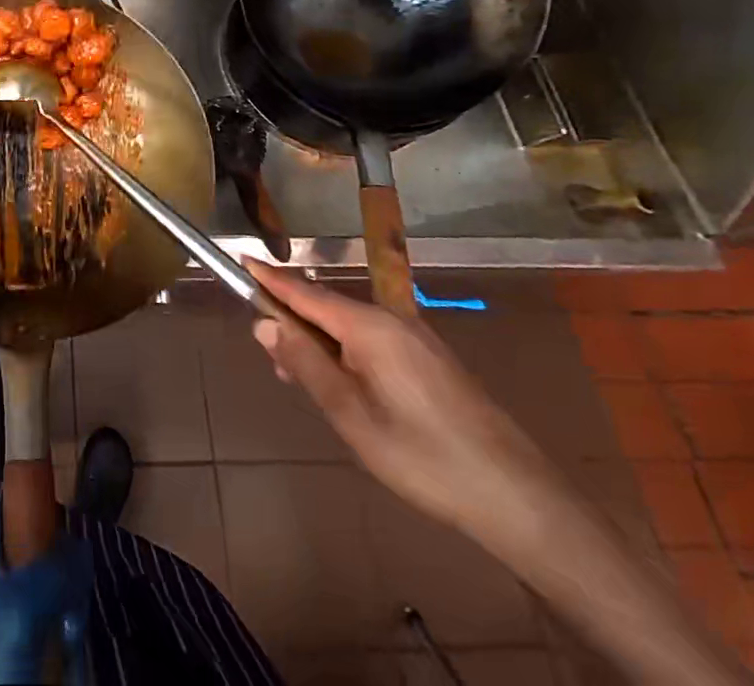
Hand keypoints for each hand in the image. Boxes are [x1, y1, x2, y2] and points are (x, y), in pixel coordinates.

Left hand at [0, 504, 91, 685]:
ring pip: (52, 597)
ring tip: (66, 638)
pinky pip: (50, 634)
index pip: (13, 509)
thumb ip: (56, 567)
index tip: (69, 527)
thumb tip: (82, 545)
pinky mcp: (15, 651)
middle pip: (42, 556)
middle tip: (70, 601)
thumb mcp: (22, 601)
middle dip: (64, 577)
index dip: (41, 508)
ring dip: (67, 615)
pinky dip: (61, 646)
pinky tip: (60, 662)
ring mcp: (3, 618)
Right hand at [245, 259, 553, 530]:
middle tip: (273, 362)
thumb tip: (265, 324)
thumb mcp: (349, 414)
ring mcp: (415, 339)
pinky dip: (345, 355)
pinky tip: (342, 386)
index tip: (241, 260)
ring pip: (350, 328)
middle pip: (327, 308)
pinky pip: (372, 343)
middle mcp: (393, 321)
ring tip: (301, 381)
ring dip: (319, 345)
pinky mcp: (428, 359)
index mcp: (370, 328)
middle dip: (293, 324)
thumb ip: (306, 364)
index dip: (271, 279)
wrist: (512, 492)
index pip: (306, 292)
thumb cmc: (420, 455)